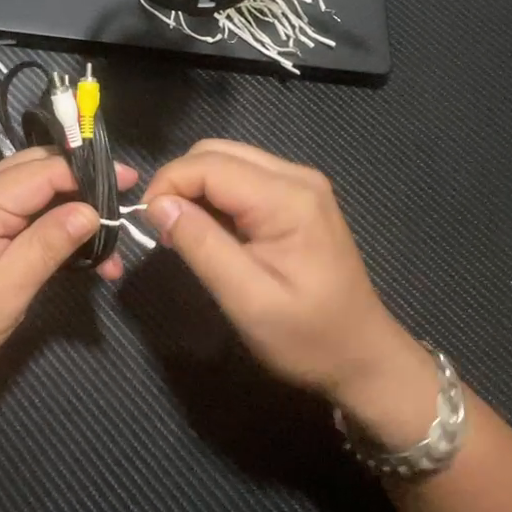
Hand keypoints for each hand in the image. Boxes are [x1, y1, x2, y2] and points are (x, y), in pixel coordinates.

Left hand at [0, 147, 138, 380]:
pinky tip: (77, 244)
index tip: (131, 187)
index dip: (90, 174)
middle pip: (43, 166)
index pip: (46, 170)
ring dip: (73, 201)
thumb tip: (90, 211)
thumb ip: (45, 247)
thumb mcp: (3, 292)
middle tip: (126, 206)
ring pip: (37, 183)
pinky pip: (25, 204)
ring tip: (108, 239)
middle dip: (86, 183)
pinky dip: (54, 216)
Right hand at [143, 140, 426, 411]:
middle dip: (178, 183)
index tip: (146, 224)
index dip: (167, 185)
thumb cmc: (308, 338)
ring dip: (194, 188)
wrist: (364, 358)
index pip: (207, 164)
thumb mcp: (248, 300)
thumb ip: (201, 246)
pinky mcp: (296, 195)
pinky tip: (211, 231)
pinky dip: (214, 195)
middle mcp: (295, 176)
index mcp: (287, 198)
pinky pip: (240, 176)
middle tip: (162, 230)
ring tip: (183, 233)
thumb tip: (156, 204)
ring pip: (224, 159)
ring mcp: (299, 183)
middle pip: (214, 152)